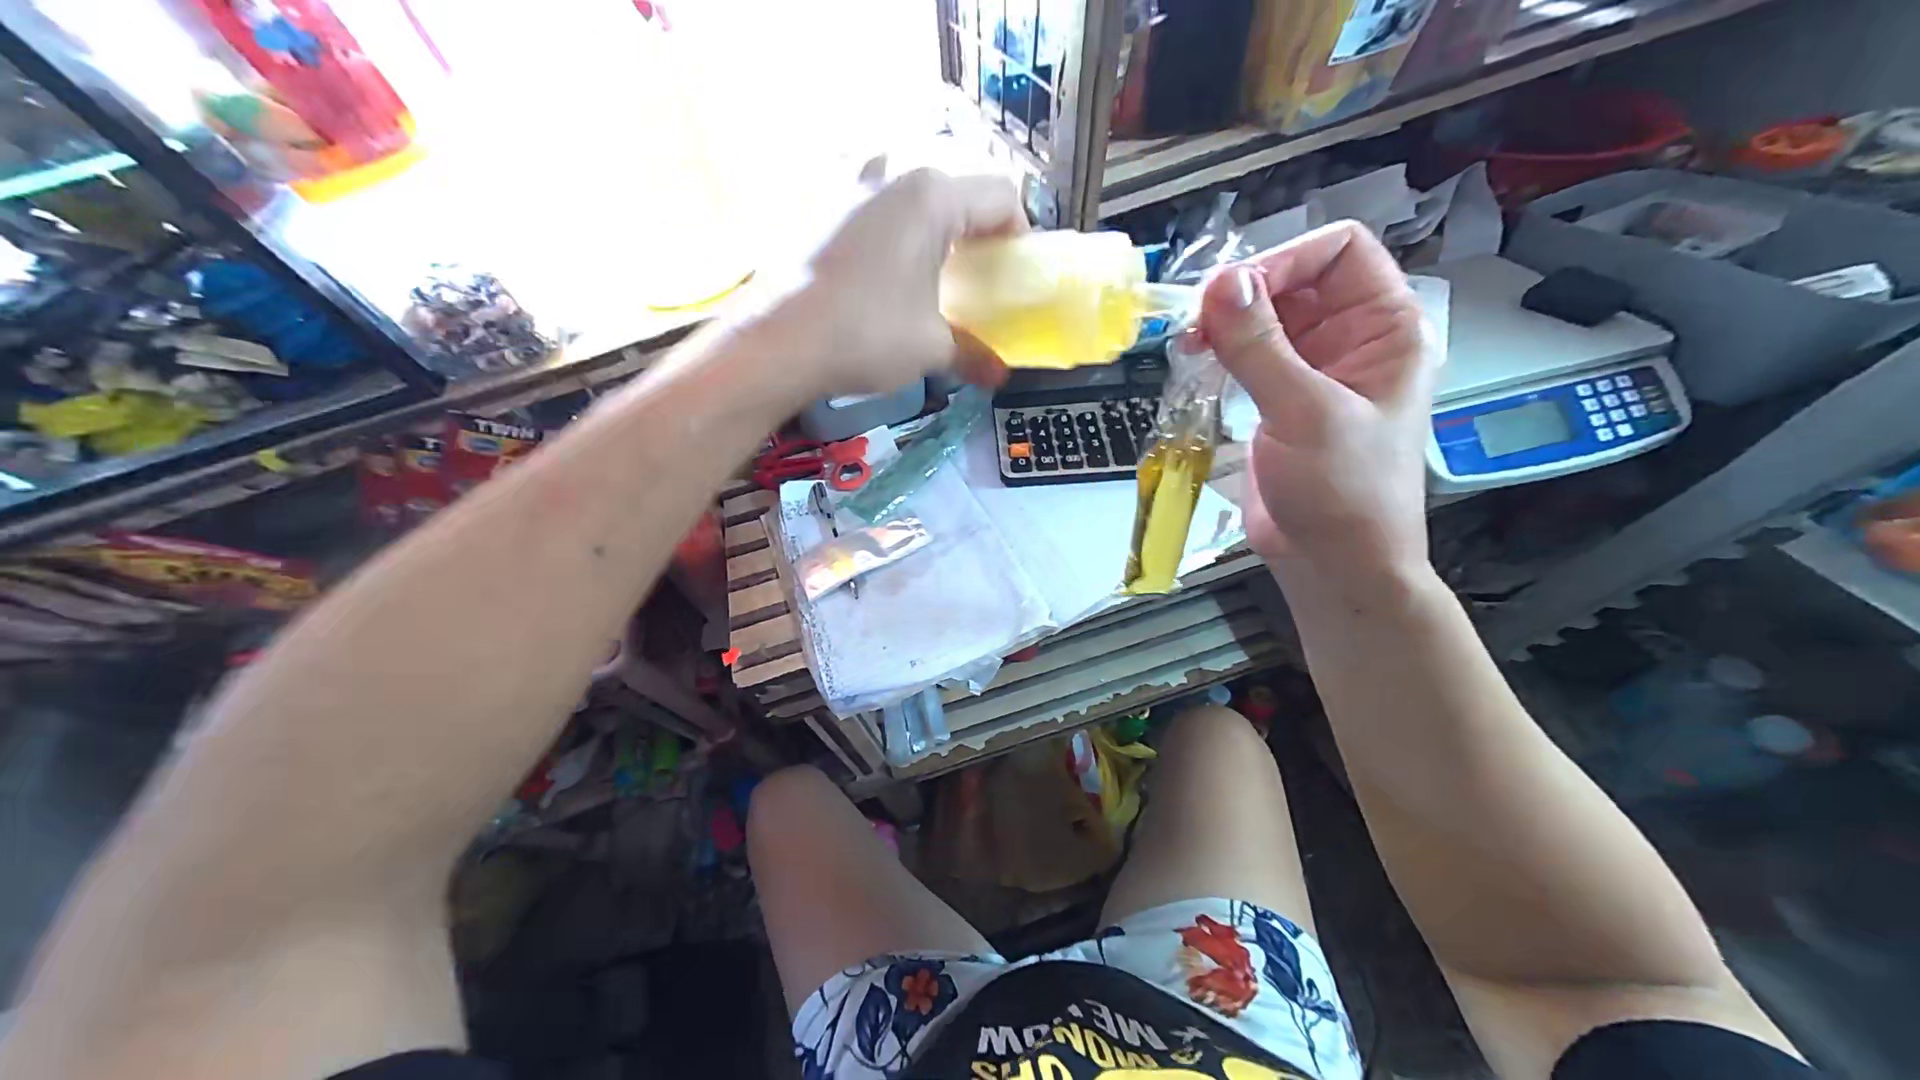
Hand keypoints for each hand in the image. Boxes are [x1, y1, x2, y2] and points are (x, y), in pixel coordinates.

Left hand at [763, 169, 1026, 396]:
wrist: (775, 342)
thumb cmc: (865, 335)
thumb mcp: (932, 349)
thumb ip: (974, 354)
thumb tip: (999, 376)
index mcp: (932, 196)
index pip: (1002, 196)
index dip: (1020, 237)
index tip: (1013, 278)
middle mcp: (892, 175)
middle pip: (957, 191)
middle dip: (975, 233)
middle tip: (975, 280)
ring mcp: (849, 188)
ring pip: (911, 197)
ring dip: (931, 231)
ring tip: (929, 279)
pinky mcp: (820, 211)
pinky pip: (874, 212)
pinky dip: (892, 237)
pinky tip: (882, 283)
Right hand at [1199, 222, 1437, 582]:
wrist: (1333, 563)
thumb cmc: (1342, 491)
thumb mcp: (1304, 412)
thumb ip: (1260, 346)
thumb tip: (1220, 284)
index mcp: (1385, 328)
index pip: (1341, 252)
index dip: (1286, 260)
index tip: (1233, 292)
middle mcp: (1351, 340)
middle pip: (1295, 281)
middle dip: (1245, 293)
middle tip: (1197, 320)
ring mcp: (1312, 370)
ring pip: (1265, 319)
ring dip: (1225, 323)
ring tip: (1190, 342)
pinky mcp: (1278, 400)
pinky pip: (1247, 356)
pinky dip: (1220, 352)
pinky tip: (1195, 361)